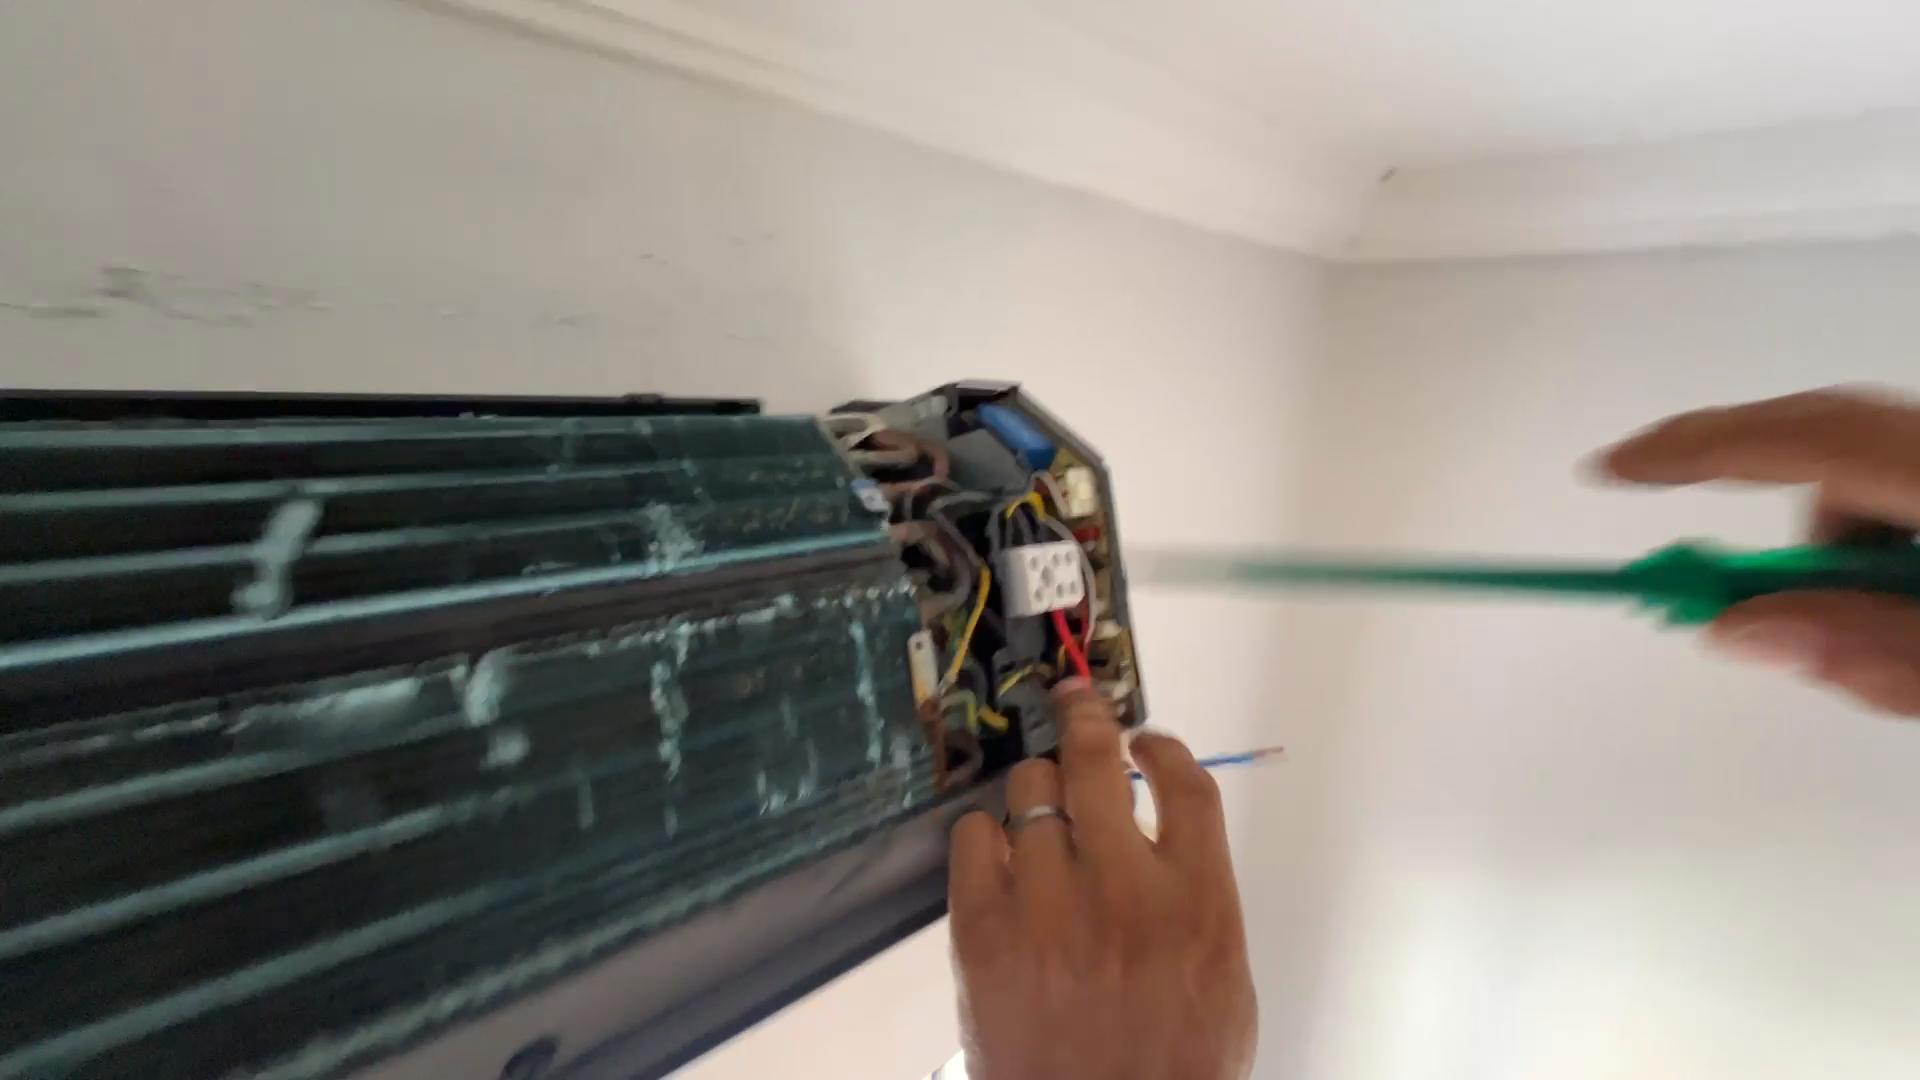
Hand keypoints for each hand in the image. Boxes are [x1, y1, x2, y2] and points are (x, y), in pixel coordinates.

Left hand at [947, 682, 1256, 1079]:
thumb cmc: (1173, 1059)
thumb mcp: (1220, 973)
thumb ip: (1195, 884)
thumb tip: (1153, 810)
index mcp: (1196, 901)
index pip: (1185, 785)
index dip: (1161, 747)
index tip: (1144, 740)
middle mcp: (1122, 887)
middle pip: (1097, 760)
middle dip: (1086, 719)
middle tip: (1076, 703)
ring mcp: (1047, 903)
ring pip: (1031, 787)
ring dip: (1039, 787)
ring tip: (1043, 812)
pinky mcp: (983, 926)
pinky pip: (973, 832)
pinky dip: (986, 832)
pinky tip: (1000, 854)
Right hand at [1596, 386, 1919, 715]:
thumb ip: (1877, 652)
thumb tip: (1736, 631)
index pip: (1809, 436)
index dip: (1697, 446)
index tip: (1607, 470)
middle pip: (1840, 453)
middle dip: (1779, 532)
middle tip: (1750, 605)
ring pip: (1877, 484)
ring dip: (1839, 556)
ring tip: (1882, 639)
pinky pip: (1902, 497)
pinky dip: (1879, 551)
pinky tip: (1906, 606)